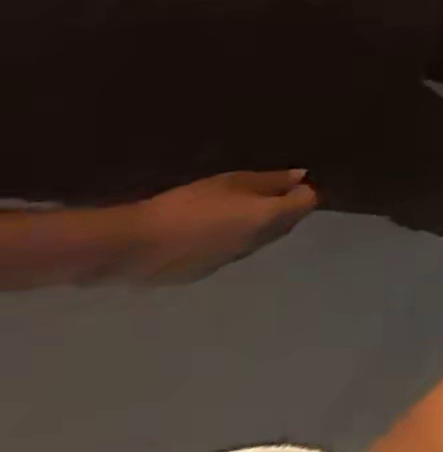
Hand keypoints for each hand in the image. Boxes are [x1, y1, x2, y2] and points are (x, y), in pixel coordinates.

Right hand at [130, 170, 318, 281]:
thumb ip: (271, 180)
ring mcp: (231, 261)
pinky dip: (233, 241)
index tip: (291, 183)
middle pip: (288, 223)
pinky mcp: (203, 274)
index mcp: (270, 219)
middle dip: (287, 209)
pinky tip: (209, 233)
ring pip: (261, 240)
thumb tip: (300, 177)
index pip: (307, 203)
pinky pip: (232, 253)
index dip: (303, 191)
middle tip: (270, 194)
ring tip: (239, 212)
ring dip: (261, 227)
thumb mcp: (231, 182)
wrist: (126, 246)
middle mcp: (258, 243)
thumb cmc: (185, 205)